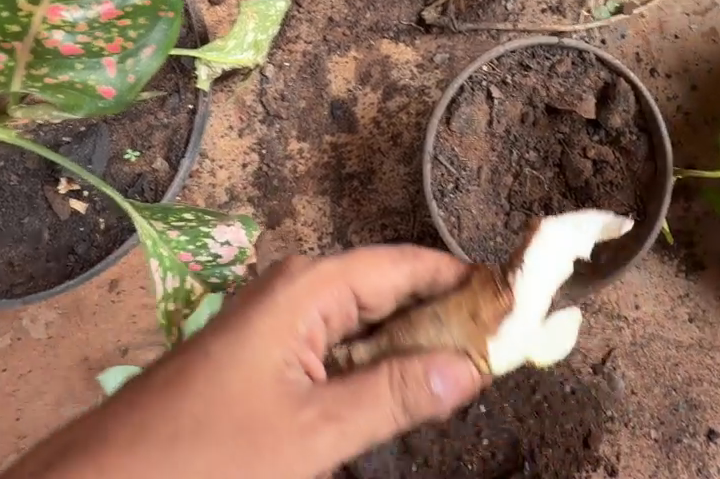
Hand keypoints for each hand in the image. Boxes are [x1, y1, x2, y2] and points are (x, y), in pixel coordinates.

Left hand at [0, 245, 486, 478]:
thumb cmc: (206, 455)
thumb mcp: (313, 433)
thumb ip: (395, 395)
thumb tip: (472, 367)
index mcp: (308, 286)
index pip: (403, 266)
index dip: (459, 279)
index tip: (513, 297)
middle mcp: (296, 288)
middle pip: (386, 290)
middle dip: (440, 316)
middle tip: (500, 344)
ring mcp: (278, 320)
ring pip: (363, 323)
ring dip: (409, 345)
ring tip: (463, 369)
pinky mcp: (266, 354)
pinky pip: (336, 348)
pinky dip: (373, 366)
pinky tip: (398, 393)